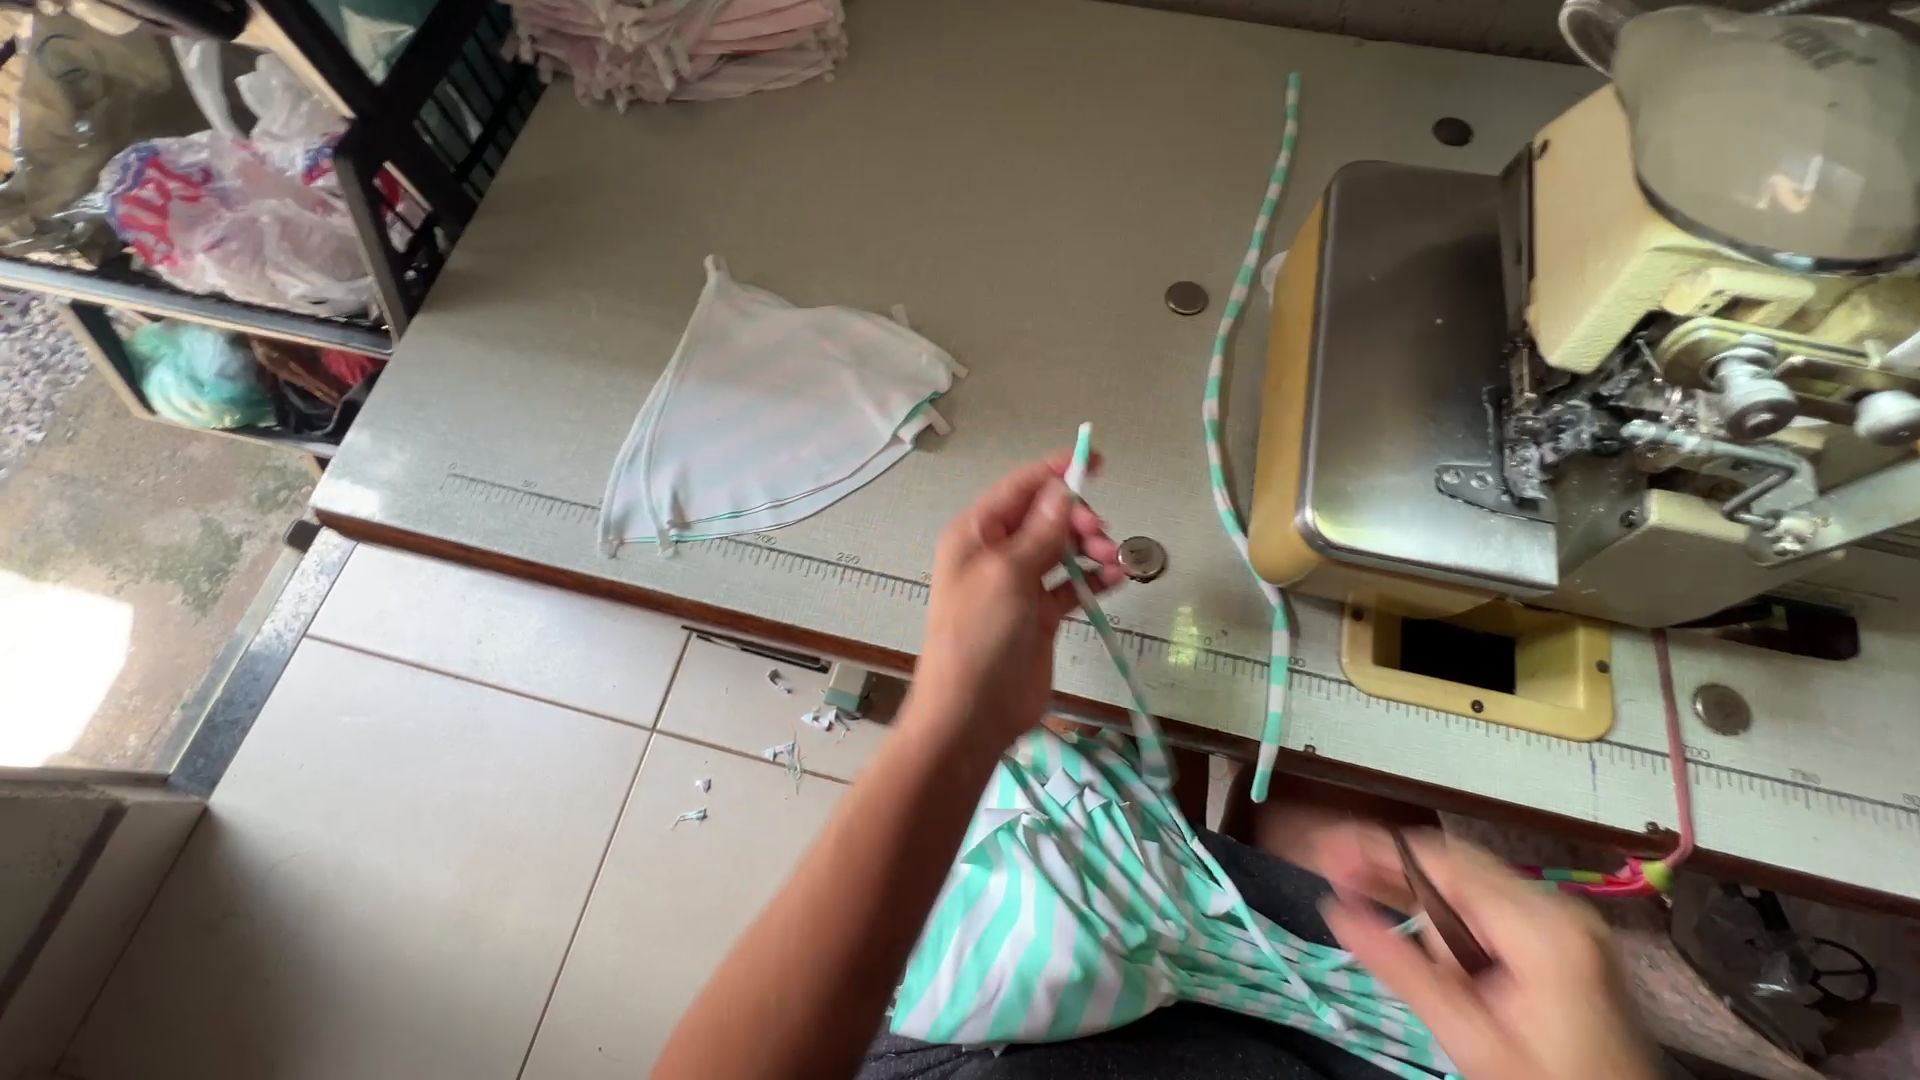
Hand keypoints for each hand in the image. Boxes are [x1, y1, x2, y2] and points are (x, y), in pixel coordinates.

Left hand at [906, 452, 1124, 751]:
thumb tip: (1062, 489)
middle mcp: (997, 553)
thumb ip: (1040, 531)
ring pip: (1062, 550)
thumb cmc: (978, 636)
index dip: (1056, 471)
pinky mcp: (1039, 614)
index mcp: (976, 534)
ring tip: (1111, 559)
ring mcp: (1019, 585)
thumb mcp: (1008, 574)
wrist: (973, 712)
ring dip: (1089, 548)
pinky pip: (1071, 585)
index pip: (1020, 488)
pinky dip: (1094, 579)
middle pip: (1046, 517)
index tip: (1094, 461)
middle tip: (1099, 535)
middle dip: (1077, 518)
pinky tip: (1117, 577)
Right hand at [1316, 827, 1659, 1079]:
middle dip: (1386, 866)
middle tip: (1326, 864)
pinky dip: (1440, 909)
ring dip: (1413, 894)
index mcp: (1541, 928)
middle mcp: (1555, 907)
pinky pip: (1481, 901)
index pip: (1439, 862)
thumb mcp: (1470, 1038)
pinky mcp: (1555, 933)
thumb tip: (1336, 910)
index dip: (1373, 848)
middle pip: (1449, 863)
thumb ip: (1402, 969)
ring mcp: (1560, 917)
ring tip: (1374, 909)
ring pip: (1461, 880)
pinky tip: (1410, 922)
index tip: (1323, 847)